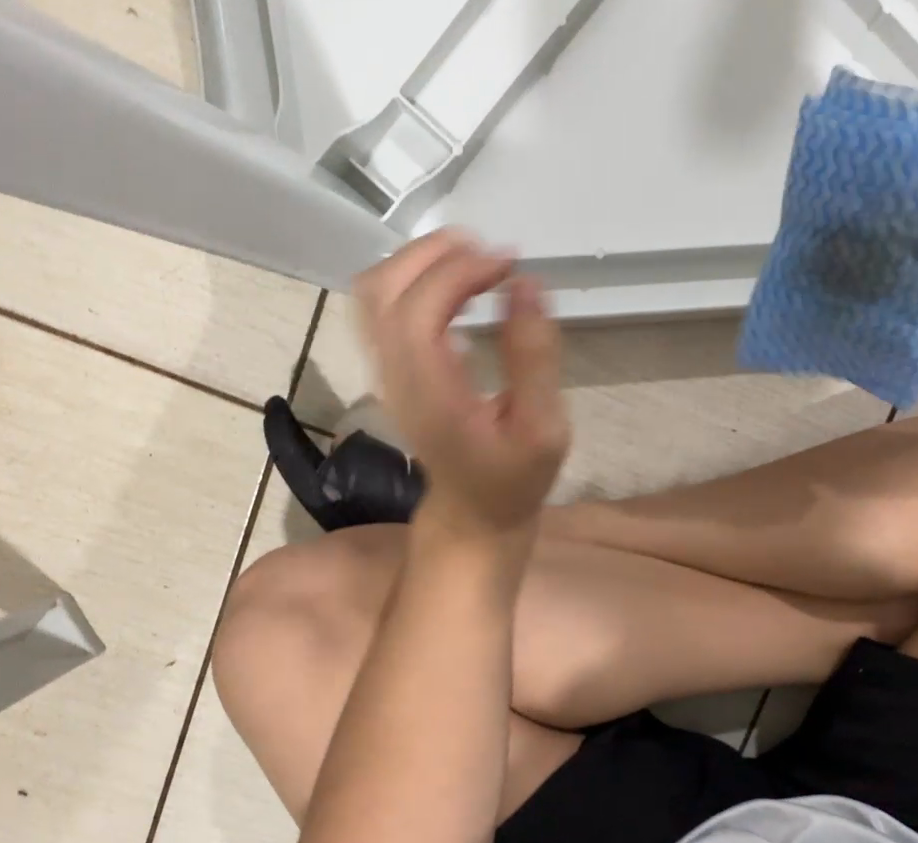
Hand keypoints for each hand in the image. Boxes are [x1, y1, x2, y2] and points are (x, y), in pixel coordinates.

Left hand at [354, 230, 570, 535]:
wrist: (473, 514)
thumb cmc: (514, 479)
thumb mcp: (544, 429)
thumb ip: (534, 357)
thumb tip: (527, 284)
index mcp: (430, 393)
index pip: (418, 310)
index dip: (459, 272)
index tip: (509, 264)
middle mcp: (394, 376)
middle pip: (382, 289)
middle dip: (434, 254)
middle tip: (490, 253)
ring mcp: (385, 373)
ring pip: (374, 293)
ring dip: (420, 263)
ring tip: (473, 261)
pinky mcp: (390, 370)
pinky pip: (383, 308)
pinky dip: (415, 282)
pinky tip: (458, 290)